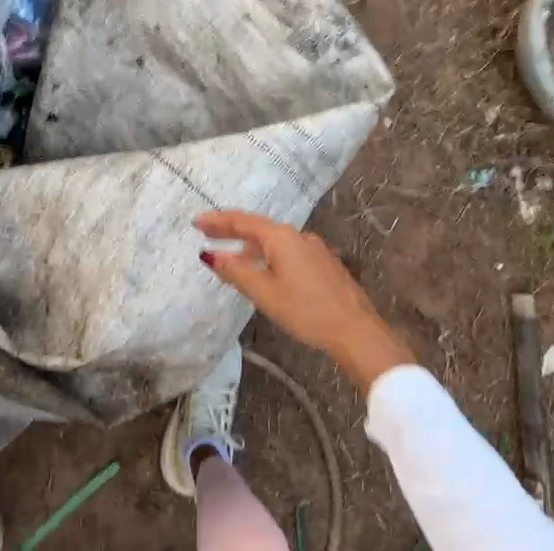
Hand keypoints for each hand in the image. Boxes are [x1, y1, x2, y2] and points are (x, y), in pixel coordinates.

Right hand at [195, 211, 414, 391]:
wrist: (358, 333)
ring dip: (250, 245)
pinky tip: (265, 271)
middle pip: (258, 228)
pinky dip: (268, 255)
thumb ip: (235, 271)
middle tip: (207, 234)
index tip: (196, 222)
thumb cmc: (306, 311)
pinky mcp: (325, 266)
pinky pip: (288, 252)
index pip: (242, 222)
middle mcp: (298, 236)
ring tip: (232, 256)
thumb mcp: (264, 293)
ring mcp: (315, 250)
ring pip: (274, 241)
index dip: (217, 222)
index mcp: (281, 238)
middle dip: (231, 230)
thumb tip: (209, 255)